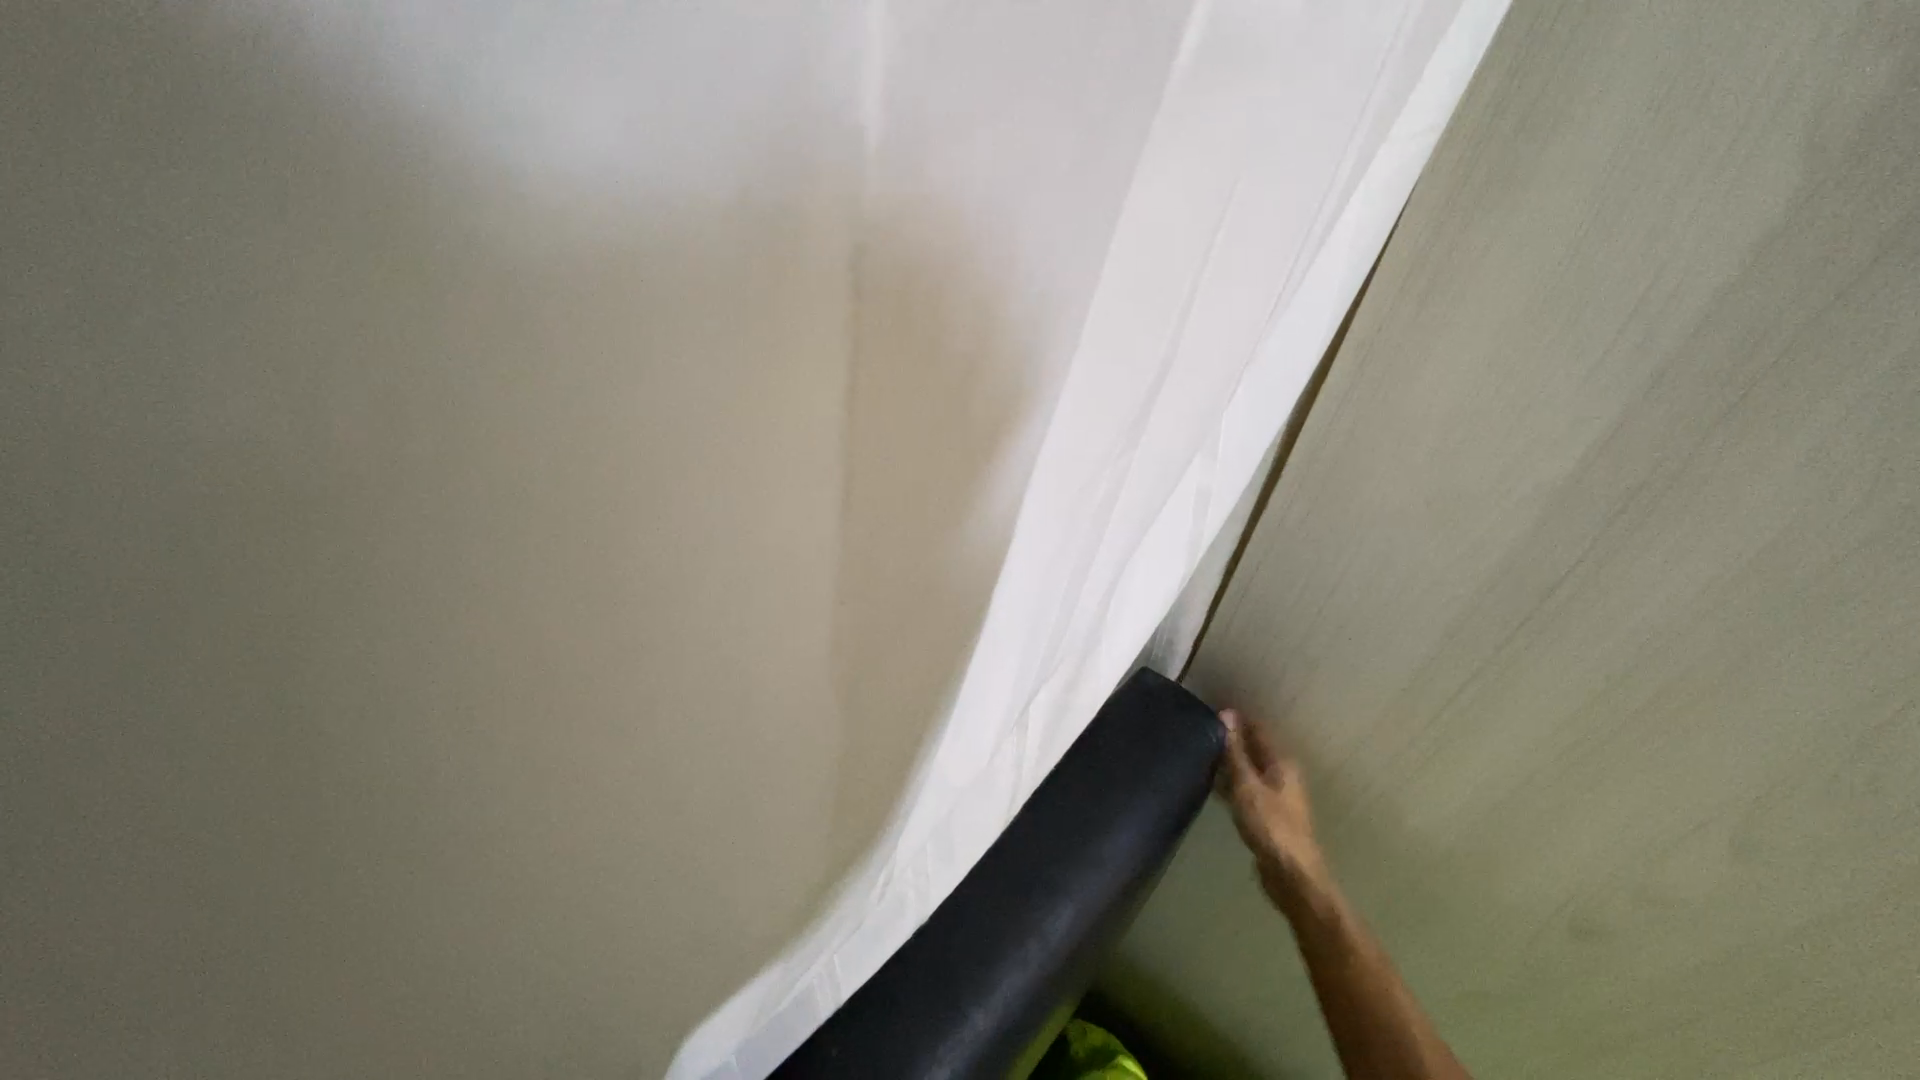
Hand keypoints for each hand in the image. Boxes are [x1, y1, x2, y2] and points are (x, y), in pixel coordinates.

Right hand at [1217, 708, 1329, 907]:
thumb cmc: (1270, 826)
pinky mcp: (1268, 817)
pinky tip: (1212, 787)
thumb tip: (1227, 714)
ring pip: (1249, 771)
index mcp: (1282, 764)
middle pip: (1254, 750)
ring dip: (1230, 764)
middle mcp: (1282, 776)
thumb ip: (1235, 752)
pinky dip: (1231, 785)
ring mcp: (1276, 797)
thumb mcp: (1247, 785)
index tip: (1208, 712)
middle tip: (1198, 732)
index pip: (1258, 730)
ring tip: (1200, 755)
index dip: (1236, 720)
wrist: (1291, 875)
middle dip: (1231, 741)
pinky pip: (1246, 791)